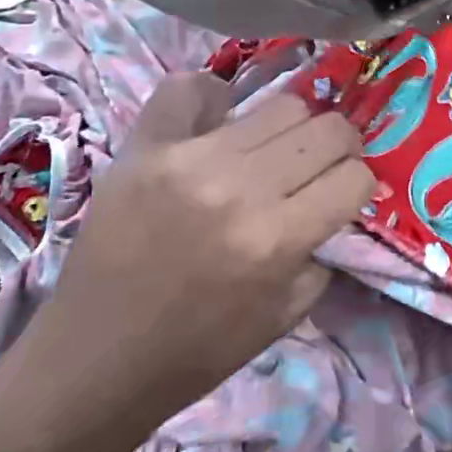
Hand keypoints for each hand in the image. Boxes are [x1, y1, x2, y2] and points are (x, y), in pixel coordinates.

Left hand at [33, 73, 377, 418]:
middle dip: (340, 148)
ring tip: (273, 150)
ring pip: (283, 104)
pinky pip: (191, 87)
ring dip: (293, 128)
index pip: (355, 177)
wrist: (92, 364)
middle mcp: (239, 189)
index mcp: (277, 239)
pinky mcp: (143, 148)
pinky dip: (213, 99)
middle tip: (320, 166)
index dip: (359, 185)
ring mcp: (188, 161)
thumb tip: (340, 196)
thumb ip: (325, 248)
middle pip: (330, 129)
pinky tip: (217, 124)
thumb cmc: (199, 350)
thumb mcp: (287, 312)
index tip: (344, 194)